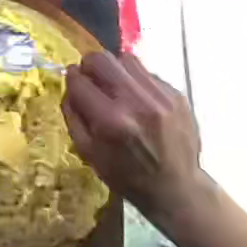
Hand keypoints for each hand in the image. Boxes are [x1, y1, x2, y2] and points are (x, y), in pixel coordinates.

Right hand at [62, 51, 204, 222]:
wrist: (176, 187)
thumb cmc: (128, 176)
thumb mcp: (90, 154)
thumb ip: (74, 117)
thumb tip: (69, 86)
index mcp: (111, 121)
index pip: (80, 81)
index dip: (72, 79)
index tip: (73, 81)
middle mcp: (136, 102)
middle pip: (102, 59)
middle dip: (90, 65)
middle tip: (91, 78)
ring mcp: (160, 95)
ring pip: (127, 59)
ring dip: (115, 69)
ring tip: (116, 87)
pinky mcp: (176, 93)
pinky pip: (148, 73)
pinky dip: (137, 82)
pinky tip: (139, 101)